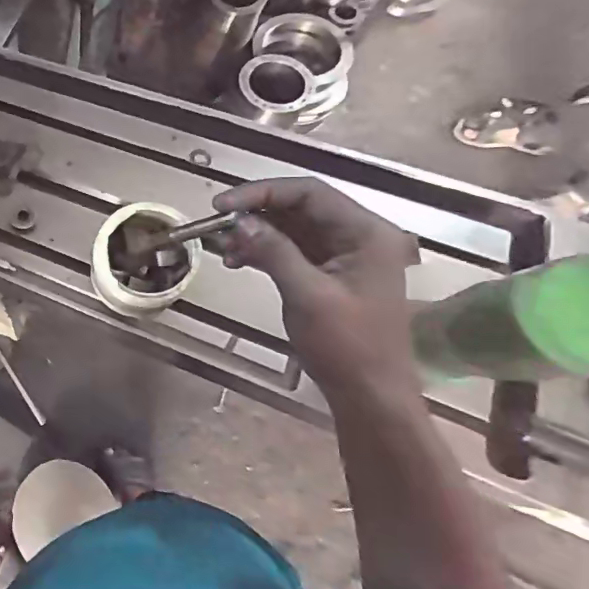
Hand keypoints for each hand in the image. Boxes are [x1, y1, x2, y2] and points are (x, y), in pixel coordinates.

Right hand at [214, 177, 421, 395]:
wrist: (371, 396)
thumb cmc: (347, 346)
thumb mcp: (307, 295)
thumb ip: (274, 251)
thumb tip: (239, 221)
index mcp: (365, 232)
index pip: (309, 193)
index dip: (263, 193)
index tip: (223, 205)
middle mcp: (358, 236)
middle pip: (300, 207)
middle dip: (256, 214)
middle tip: (218, 225)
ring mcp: (345, 256)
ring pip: (292, 228)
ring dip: (257, 234)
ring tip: (224, 248)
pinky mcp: (330, 274)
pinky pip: (293, 250)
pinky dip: (265, 252)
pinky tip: (238, 261)